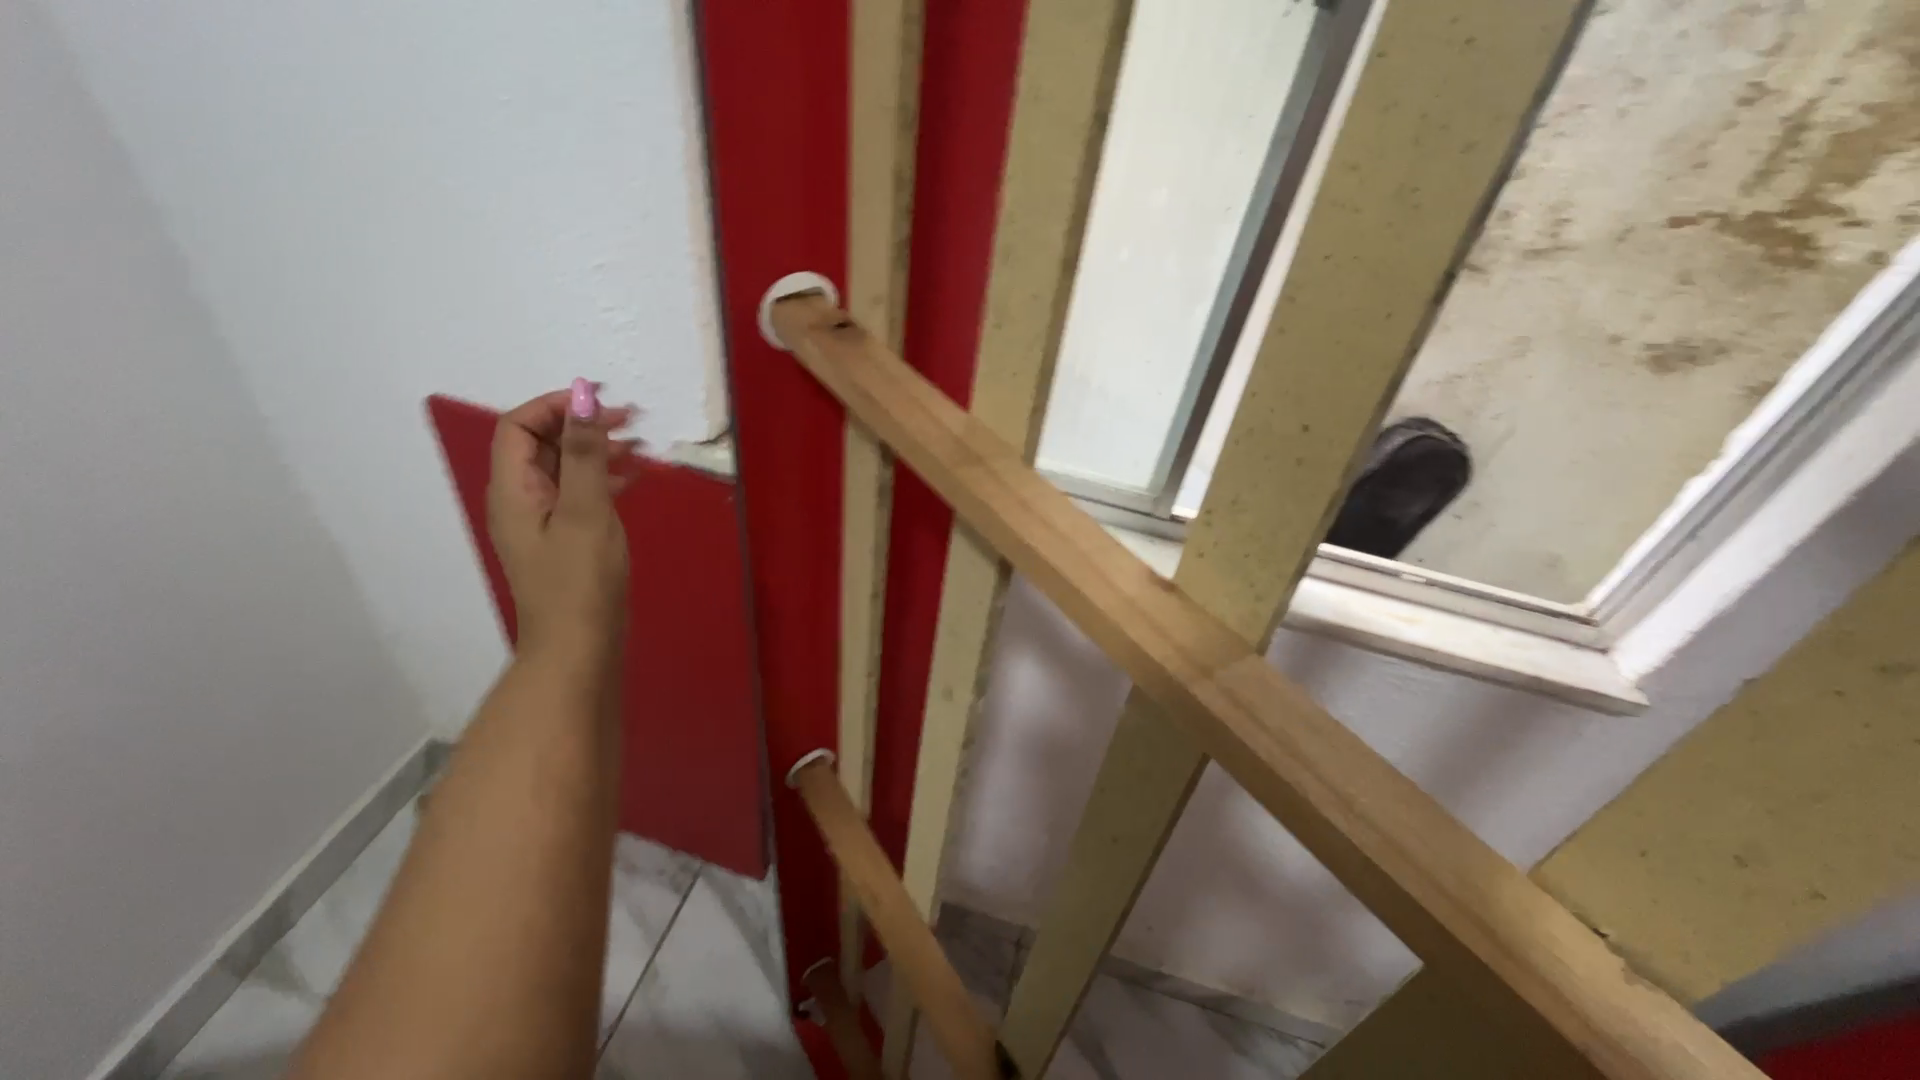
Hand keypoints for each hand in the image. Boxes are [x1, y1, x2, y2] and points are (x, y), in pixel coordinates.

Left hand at [487, 379, 638, 659]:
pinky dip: (604, 478)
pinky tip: (634, 477)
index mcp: (513, 489)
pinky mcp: (565, 539)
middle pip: (542, 444)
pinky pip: (579, 493)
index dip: (556, 406)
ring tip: (640, 445)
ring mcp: (543, 521)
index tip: (601, 404)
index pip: (520, 426)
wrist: (579, 648)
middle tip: (631, 420)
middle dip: (582, 424)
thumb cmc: (580, 581)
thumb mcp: (586, 511)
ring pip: (565, 468)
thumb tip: (582, 396)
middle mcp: (520, 500)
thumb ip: (585, 452)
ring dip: (597, 449)